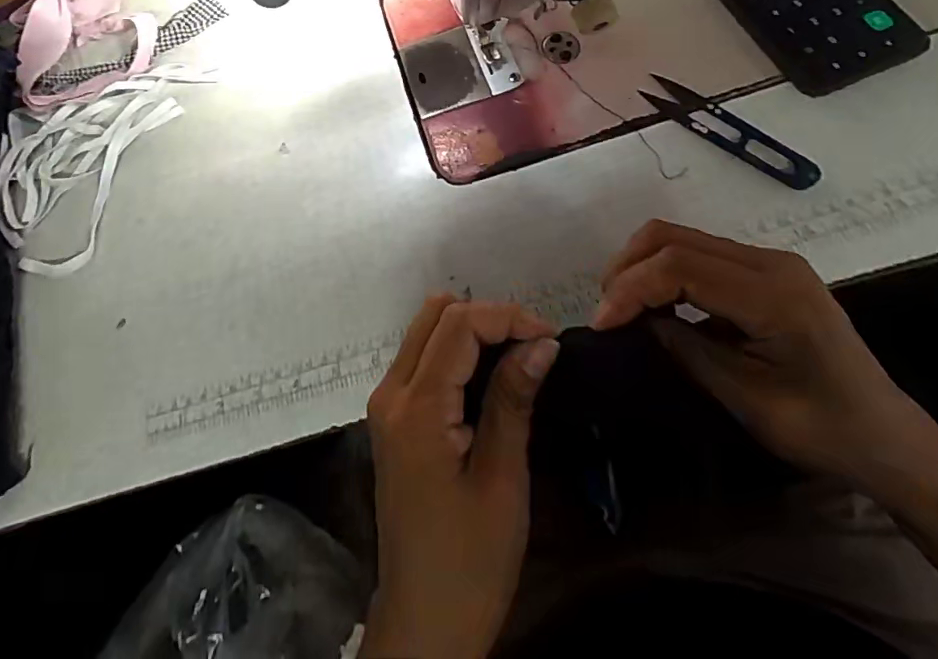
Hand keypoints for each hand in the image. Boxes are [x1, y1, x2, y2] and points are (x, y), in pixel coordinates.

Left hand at [362, 295, 560, 658]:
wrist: (424, 621)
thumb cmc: (471, 559)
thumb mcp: (503, 477)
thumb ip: (514, 399)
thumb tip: (542, 341)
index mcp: (417, 408)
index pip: (459, 325)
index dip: (508, 317)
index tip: (551, 338)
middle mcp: (391, 394)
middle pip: (435, 316)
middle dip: (489, 316)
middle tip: (535, 343)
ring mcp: (386, 406)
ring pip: (426, 332)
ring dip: (473, 330)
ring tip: (521, 354)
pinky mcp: (393, 420)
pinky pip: (422, 359)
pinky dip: (458, 352)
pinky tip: (492, 374)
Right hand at [593, 220, 927, 482]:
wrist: (885, 437)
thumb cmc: (822, 429)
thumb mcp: (746, 399)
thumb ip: (686, 349)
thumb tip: (637, 321)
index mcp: (773, 294)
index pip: (679, 265)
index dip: (630, 288)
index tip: (601, 325)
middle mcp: (770, 261)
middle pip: (674, 237)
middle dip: (628, 268)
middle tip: (606, 313)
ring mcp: (769, 261)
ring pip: (682, 238)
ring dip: (642, 266)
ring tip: (622, 309)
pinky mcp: (765, 271)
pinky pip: (700, 254)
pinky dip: (666, 271)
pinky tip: (657, 306)